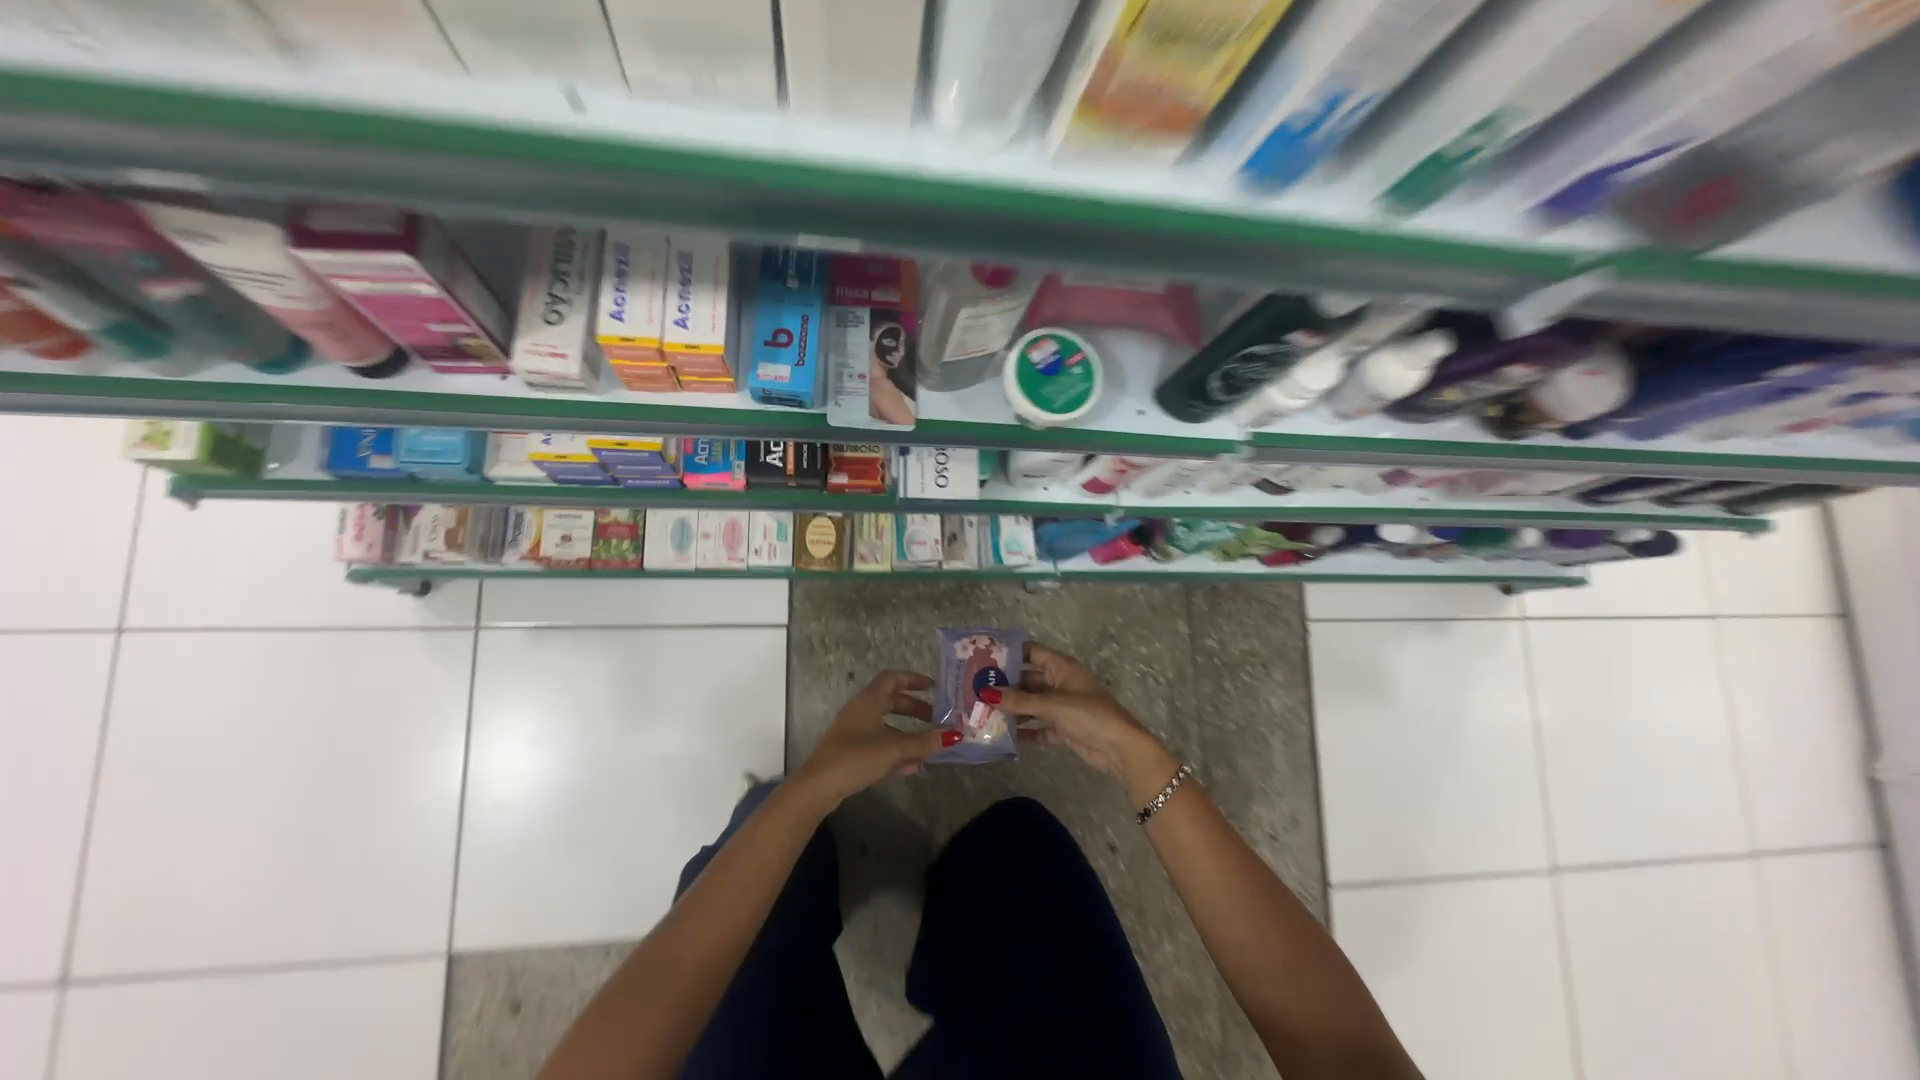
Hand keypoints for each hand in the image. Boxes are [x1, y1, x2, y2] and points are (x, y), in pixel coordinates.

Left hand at [794, 670, 958, 806]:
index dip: (912, 679)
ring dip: (907, 736)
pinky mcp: (851, 753)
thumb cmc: (856, 757)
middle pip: (891, 703)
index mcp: (868, 701)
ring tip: (929, 748)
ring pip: (886, 727)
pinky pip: (879, 746)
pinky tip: (913, 768)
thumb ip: (923, 742)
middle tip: (936, 720)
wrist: (819, 786)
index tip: (933, 687)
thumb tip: (953, 735)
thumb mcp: (893, 748)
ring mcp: (854, 733)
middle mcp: (860, 712)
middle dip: (915, 711)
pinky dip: (896, 752)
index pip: (891, 679)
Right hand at [992, 643, 1177, 802]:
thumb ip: (1019, 701)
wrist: (1120, 748)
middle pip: (1028, 680)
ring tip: (984, 714)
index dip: (1010, 653)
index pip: (1032, 652)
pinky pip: (1039, 726)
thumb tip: (985, 693)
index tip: (984, 658)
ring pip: (1032, 705)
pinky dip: (1026, 730)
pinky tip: (1005, 736)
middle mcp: (1061, 683)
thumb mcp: (1052, 704)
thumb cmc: (1089, 715)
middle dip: (1005, 686)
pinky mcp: (1064, 728)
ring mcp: (1063, 707)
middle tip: (975, 691)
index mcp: (1062, 668)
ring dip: (1013, 710)